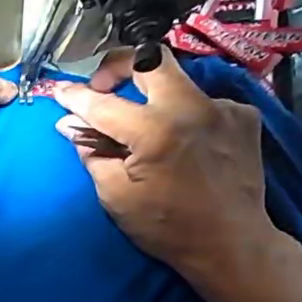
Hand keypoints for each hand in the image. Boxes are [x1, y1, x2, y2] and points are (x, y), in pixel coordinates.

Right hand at [51, 47, 287, 282]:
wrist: (230, 243)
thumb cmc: (164, 226)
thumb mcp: (114, 195)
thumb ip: (92, 153)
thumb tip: (71, 126)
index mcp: (156, 131)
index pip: (104, 103)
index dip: (75, 97)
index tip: (59, 92)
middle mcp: (193, 108)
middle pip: (151, 59)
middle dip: (117, 66)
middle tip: (100, 86)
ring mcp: (224, 108)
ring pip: (176, 80)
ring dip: (148, 93)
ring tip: (136, 122)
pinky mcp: (242, 116)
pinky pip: (199, 101)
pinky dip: (178, 114)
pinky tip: (174, 139)